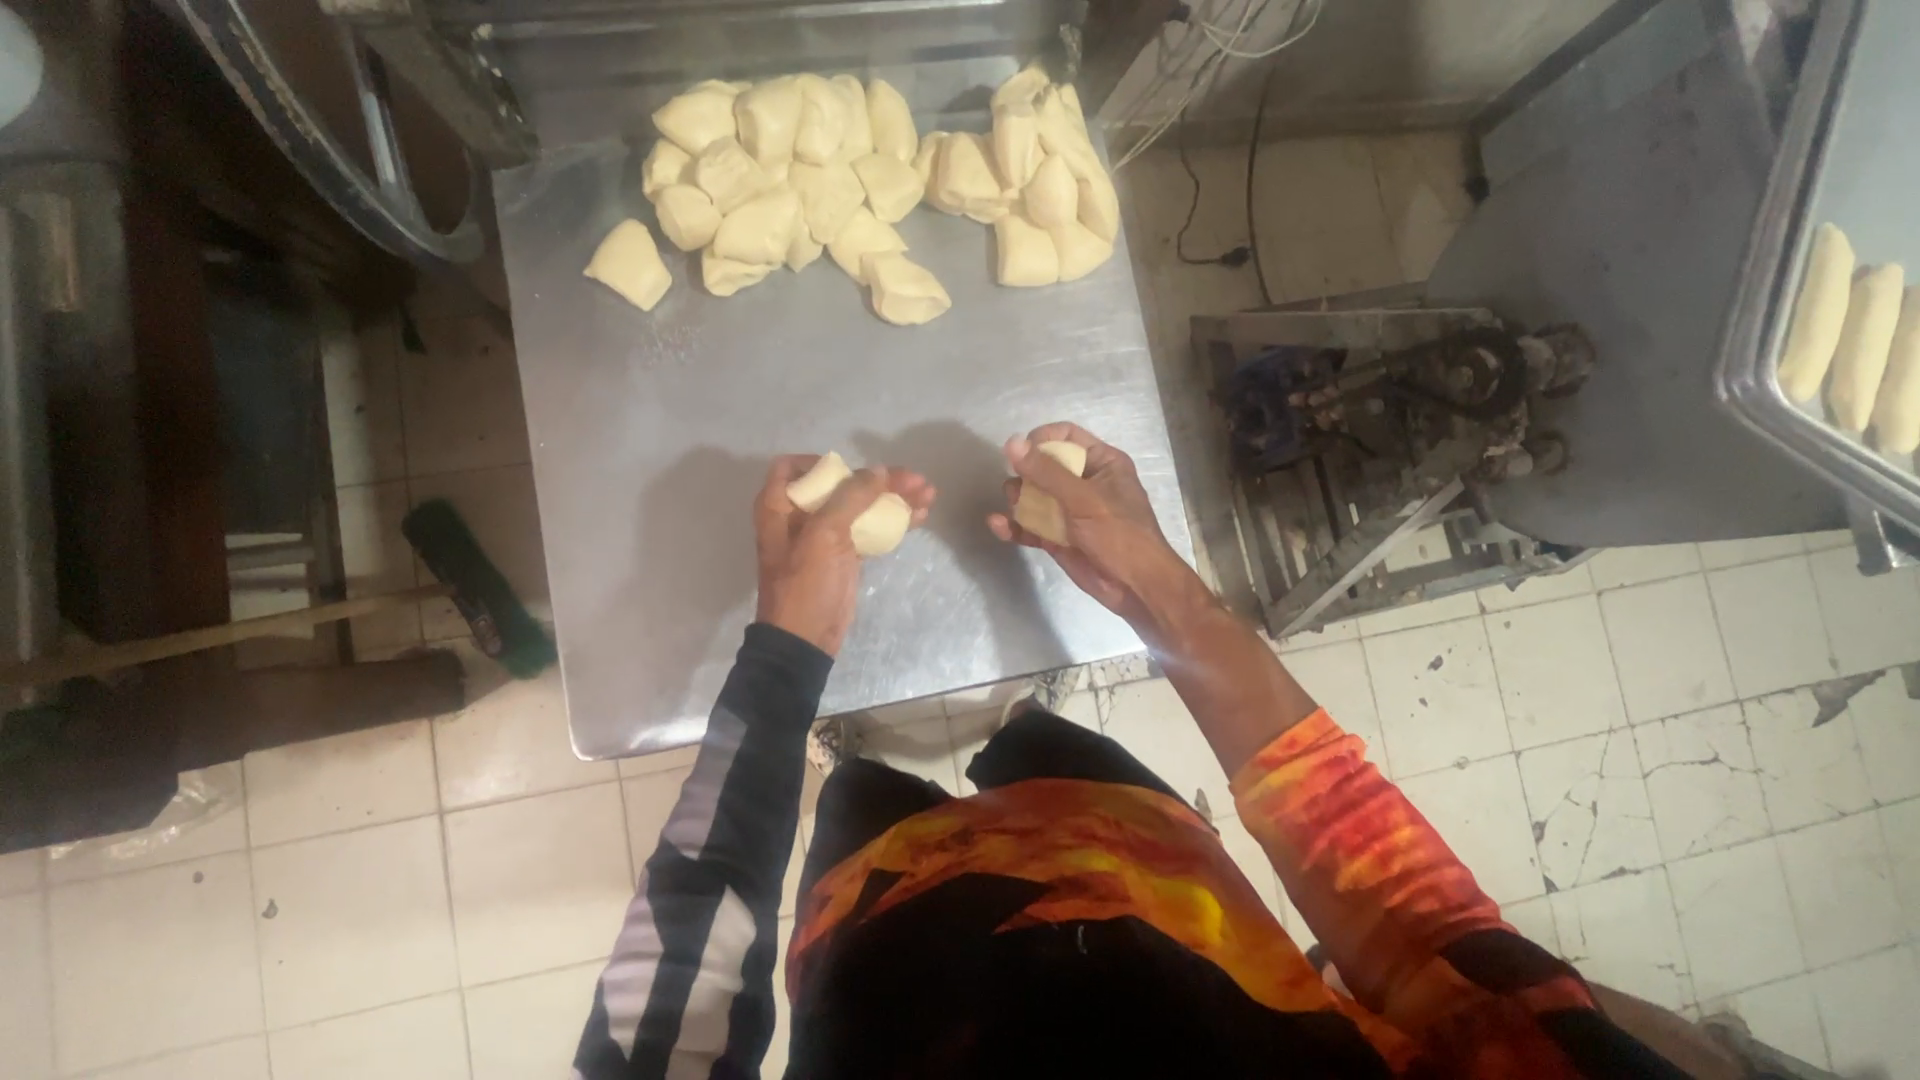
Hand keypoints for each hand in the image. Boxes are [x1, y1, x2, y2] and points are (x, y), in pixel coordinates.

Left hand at [754, 456, 935, 655]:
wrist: (805, 639)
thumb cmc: (805, 584)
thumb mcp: (824, 535)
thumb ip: (851, 498)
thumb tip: (880, 471)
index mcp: (779, 506)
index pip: (793, 467)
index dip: (822, 463)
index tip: (853, 470)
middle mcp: (799, 515)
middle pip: (841, 484)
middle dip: (879, 480)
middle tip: (915, 481)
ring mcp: (823, 536)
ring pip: (861, 505)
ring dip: (893, 498)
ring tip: (927, 495)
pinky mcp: (844, 555)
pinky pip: (869, 528)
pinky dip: (892, 521)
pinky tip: (919, 516)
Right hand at [986, 423, 1206, 631]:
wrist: (1134, 587)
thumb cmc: (1119, 534)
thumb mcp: (1083, 499)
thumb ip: (1046, 472)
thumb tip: (1012, 443)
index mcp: (1102, 463)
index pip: (1066, 437)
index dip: (1041, 440)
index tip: (1019, 453)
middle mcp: (1085, 482)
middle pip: (1045, 466)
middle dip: (1026, 473)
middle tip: (1017, 486)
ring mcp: (1070, 511)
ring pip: (1034, 496)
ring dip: (1018, 499)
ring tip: (1012, 505)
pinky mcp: (1058, 537)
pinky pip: (1031, 526)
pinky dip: (1015, 526)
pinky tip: (997, 525)